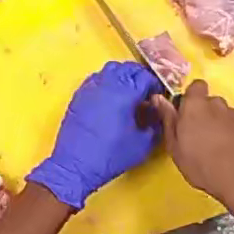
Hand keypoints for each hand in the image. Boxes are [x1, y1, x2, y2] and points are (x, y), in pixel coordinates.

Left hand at [27, 61, 161, 208]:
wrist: (76, 165)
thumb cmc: (110, 156)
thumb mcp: (142, 144)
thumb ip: (155, 124)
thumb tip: (156, 112)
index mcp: (124, 93)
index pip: (145, 77)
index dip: (155, 85)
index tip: (157, 96)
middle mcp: (106, 85)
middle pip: (127, 68)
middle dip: (139, 76)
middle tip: (145, 91)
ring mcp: (90, 89)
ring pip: (109, 70)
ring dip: (122, 76)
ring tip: (128, 92)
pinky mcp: (78, 96)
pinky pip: (95, 79)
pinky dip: (106, 82)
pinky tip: (110, 98)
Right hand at [151, 80, 233, 210]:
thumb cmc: (200, 163)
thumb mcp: (174, 146)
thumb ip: (167, 119)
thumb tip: (158, 98)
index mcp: (195, 105)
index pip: (196, 86)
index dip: (190, 97)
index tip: (184, 114)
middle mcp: (217, 104)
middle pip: (209, 102)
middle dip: (203, 113)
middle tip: (195, 136)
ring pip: (222, 114)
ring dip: (217, 124)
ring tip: (213, 148)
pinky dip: (230, 134)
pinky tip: (227, 153)